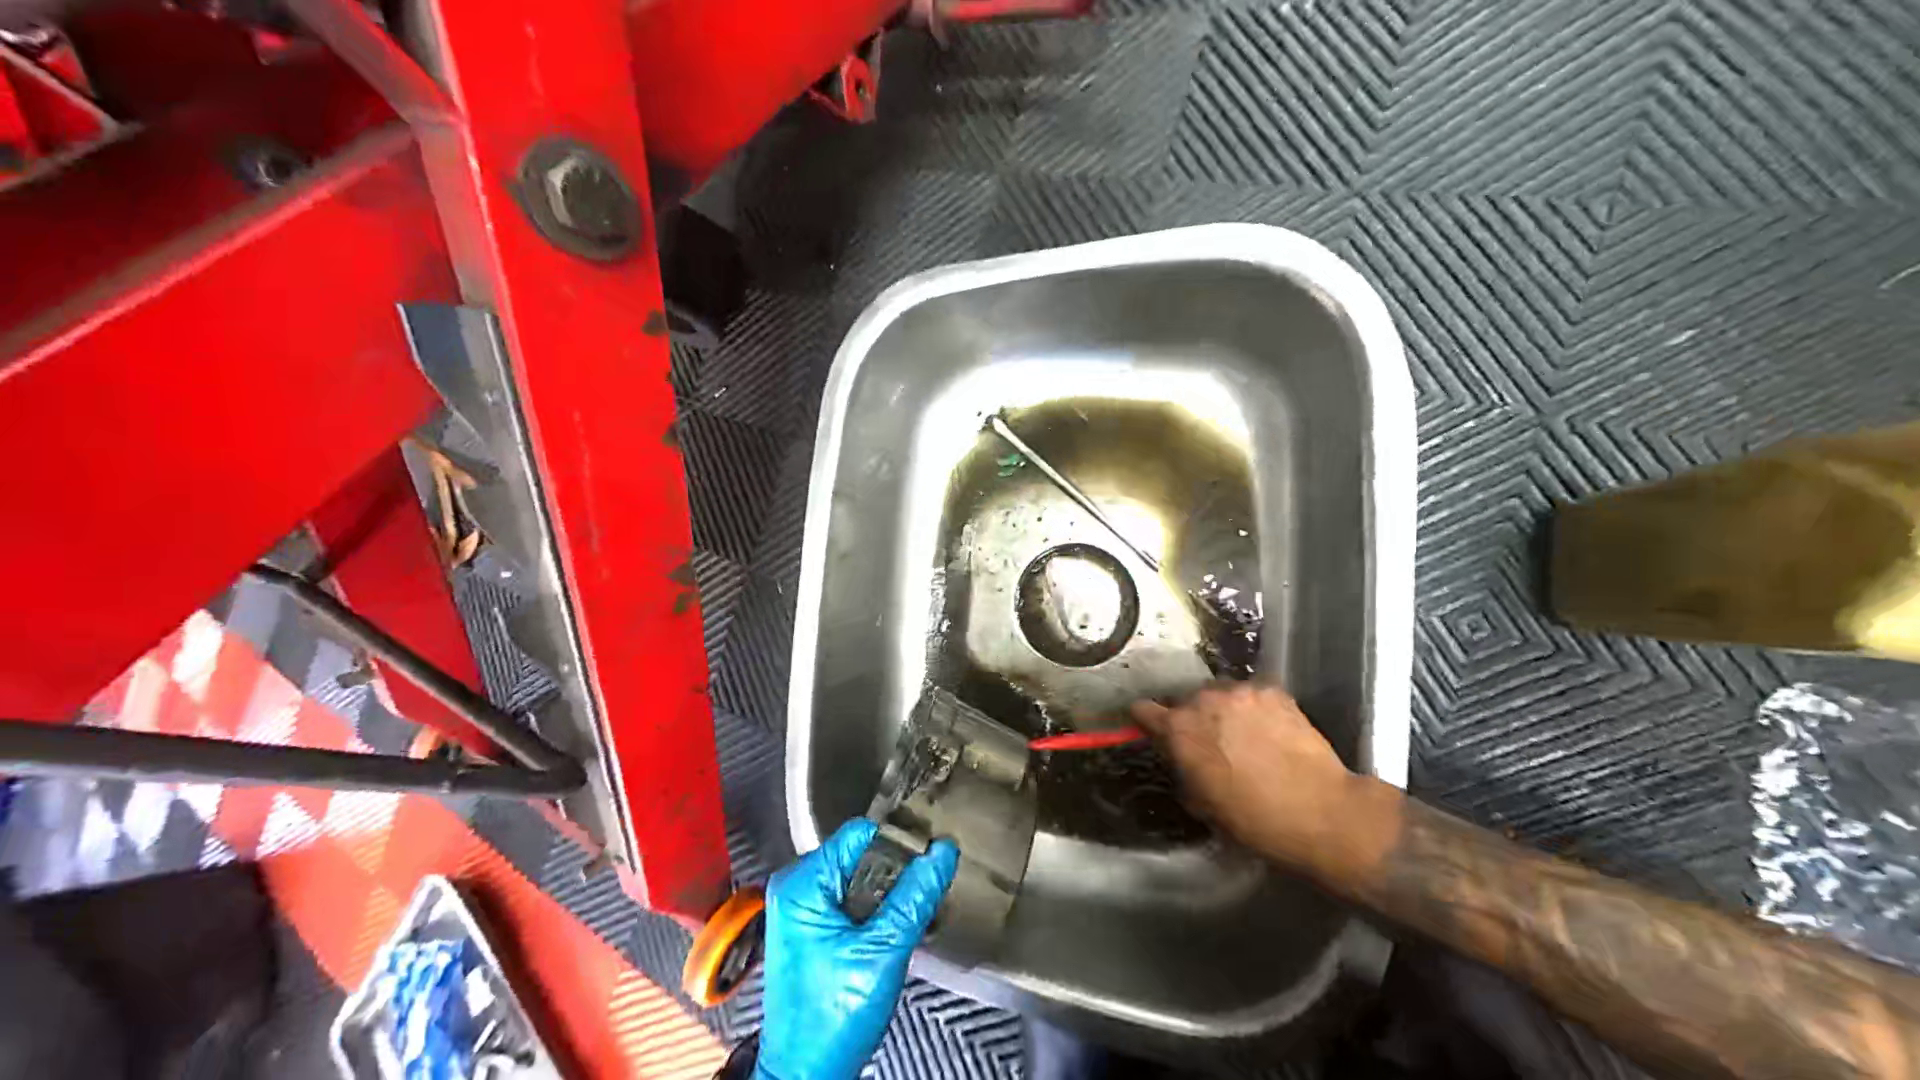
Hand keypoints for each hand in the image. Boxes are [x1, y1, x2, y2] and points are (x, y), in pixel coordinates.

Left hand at [756, 819, 959, 1079]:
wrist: (805, 1075)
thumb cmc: (831, 1020)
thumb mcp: (883, 952)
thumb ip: (914, 897)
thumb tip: (942, 852)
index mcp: (802, 883)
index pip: (860, 833)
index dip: (897, 842)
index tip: (926, 859)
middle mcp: (796, 885)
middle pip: (860, 852)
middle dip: (894, 870)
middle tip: (919, 894)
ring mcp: (802, 905)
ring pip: (859, 874)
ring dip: (888, 891)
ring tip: (907, 915)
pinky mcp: (812, 923)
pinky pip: (851, 896)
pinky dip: (875, 906)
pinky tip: (891, 928)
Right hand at [1131, 684, 1360, 868]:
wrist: (1321, 811)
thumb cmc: (1255, 819)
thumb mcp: (1202, 802)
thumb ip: (1182, 768)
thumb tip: (1182, 757)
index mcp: (1179, 730)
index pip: (1143, 710)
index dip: (1147, 721)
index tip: (1154, 730)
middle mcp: (1204, 700)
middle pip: (1185, 700)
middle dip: (1193, 717)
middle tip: (1211, 741)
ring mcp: (1240, 692)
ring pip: (1220, 693)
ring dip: (1223, 709)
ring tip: (1244, 733)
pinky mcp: (1273, 691)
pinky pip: (1252, 694)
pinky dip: (1255, 708)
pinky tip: (1270, 730)